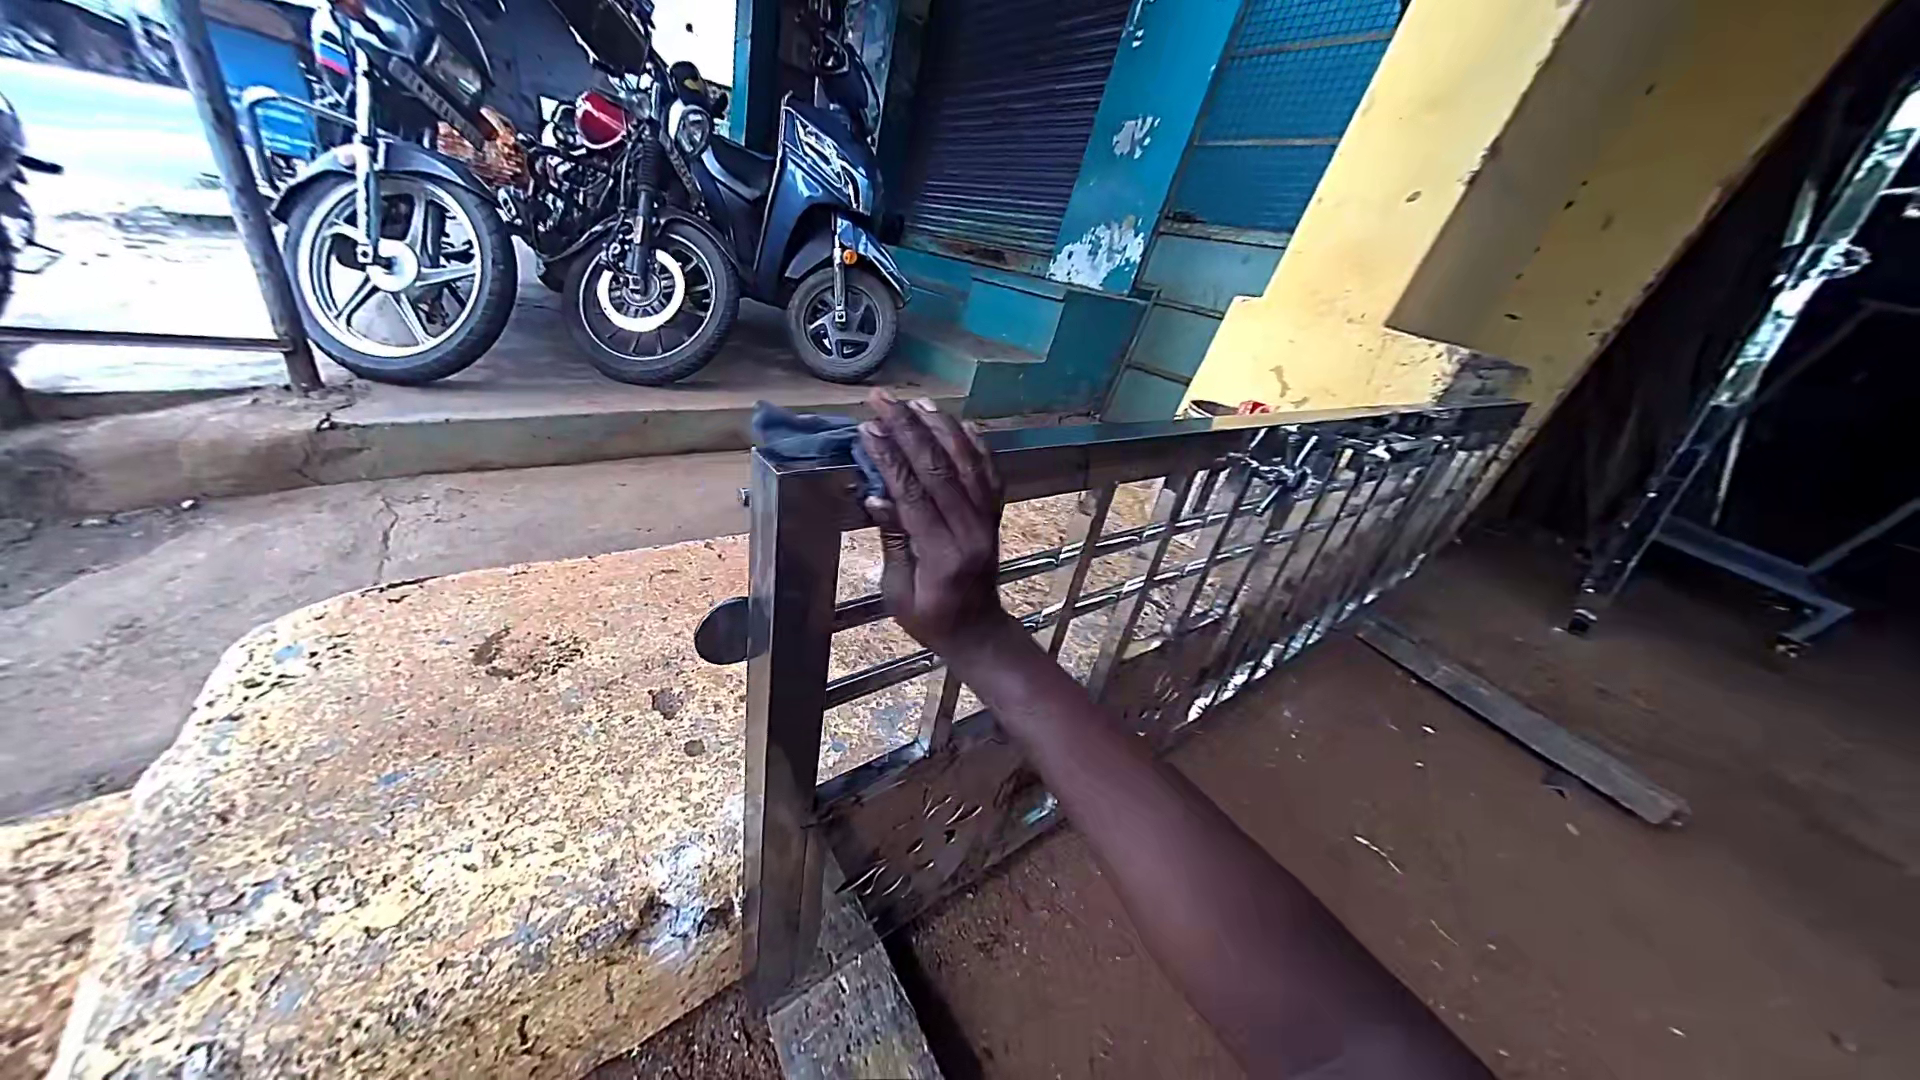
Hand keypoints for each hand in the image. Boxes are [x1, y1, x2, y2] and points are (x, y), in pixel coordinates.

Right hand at [858, 390, 1009, 653]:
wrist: (979, 631)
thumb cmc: (931, 620)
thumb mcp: (899, 591)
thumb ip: (893, 541)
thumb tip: (875, 496)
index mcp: (943, 555)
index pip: (914, 495)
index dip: (890, 458)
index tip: (867, 429)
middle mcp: (972, 530)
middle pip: (940, 469)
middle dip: (909, 430)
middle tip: (883, 401)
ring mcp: (988, 520)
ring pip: (968, 463)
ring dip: (941, 428)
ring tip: (916, 402)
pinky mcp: (995, 515)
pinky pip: (989, 472)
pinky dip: (975, 445)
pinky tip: (960, 423)